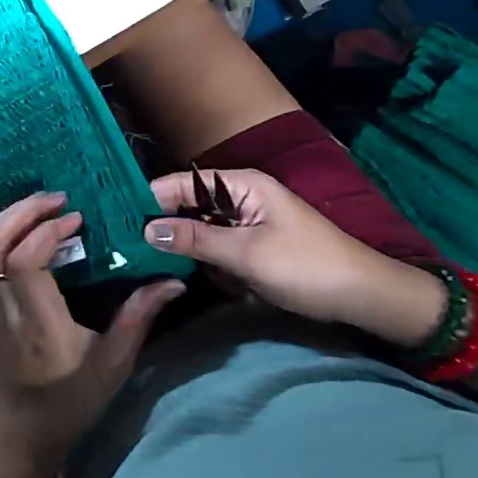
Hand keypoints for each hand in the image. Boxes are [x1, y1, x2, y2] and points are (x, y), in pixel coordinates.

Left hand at [0, 192, 185, 477]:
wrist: (22, 433)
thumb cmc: (71, 401)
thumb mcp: (114, 364)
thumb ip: (139, 318)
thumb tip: (174, 280)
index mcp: (39, 322)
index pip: (23, 262)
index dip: (45, 231)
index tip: (77, 219)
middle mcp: (8, 308)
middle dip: (22, 213)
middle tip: (60, 198)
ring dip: (5, 218)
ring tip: (40, 202)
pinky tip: (2, 216)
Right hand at [142, 169, 446, 348]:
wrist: (360, 294)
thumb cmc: (305, 266)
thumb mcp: (246, 253)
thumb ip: (195, 239)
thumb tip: (146, 230)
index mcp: (241, 184)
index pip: (182, 183)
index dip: (150, 199)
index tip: (117, 222)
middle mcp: (241, 197)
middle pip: (189, 208)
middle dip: (171, 233)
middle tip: (137, 255)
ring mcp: (249, 224)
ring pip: (202, 235)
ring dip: (198, 257)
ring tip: (194, 275)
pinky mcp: (255, 248)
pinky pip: (222, 253)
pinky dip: (220, 269)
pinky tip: (232, 285)